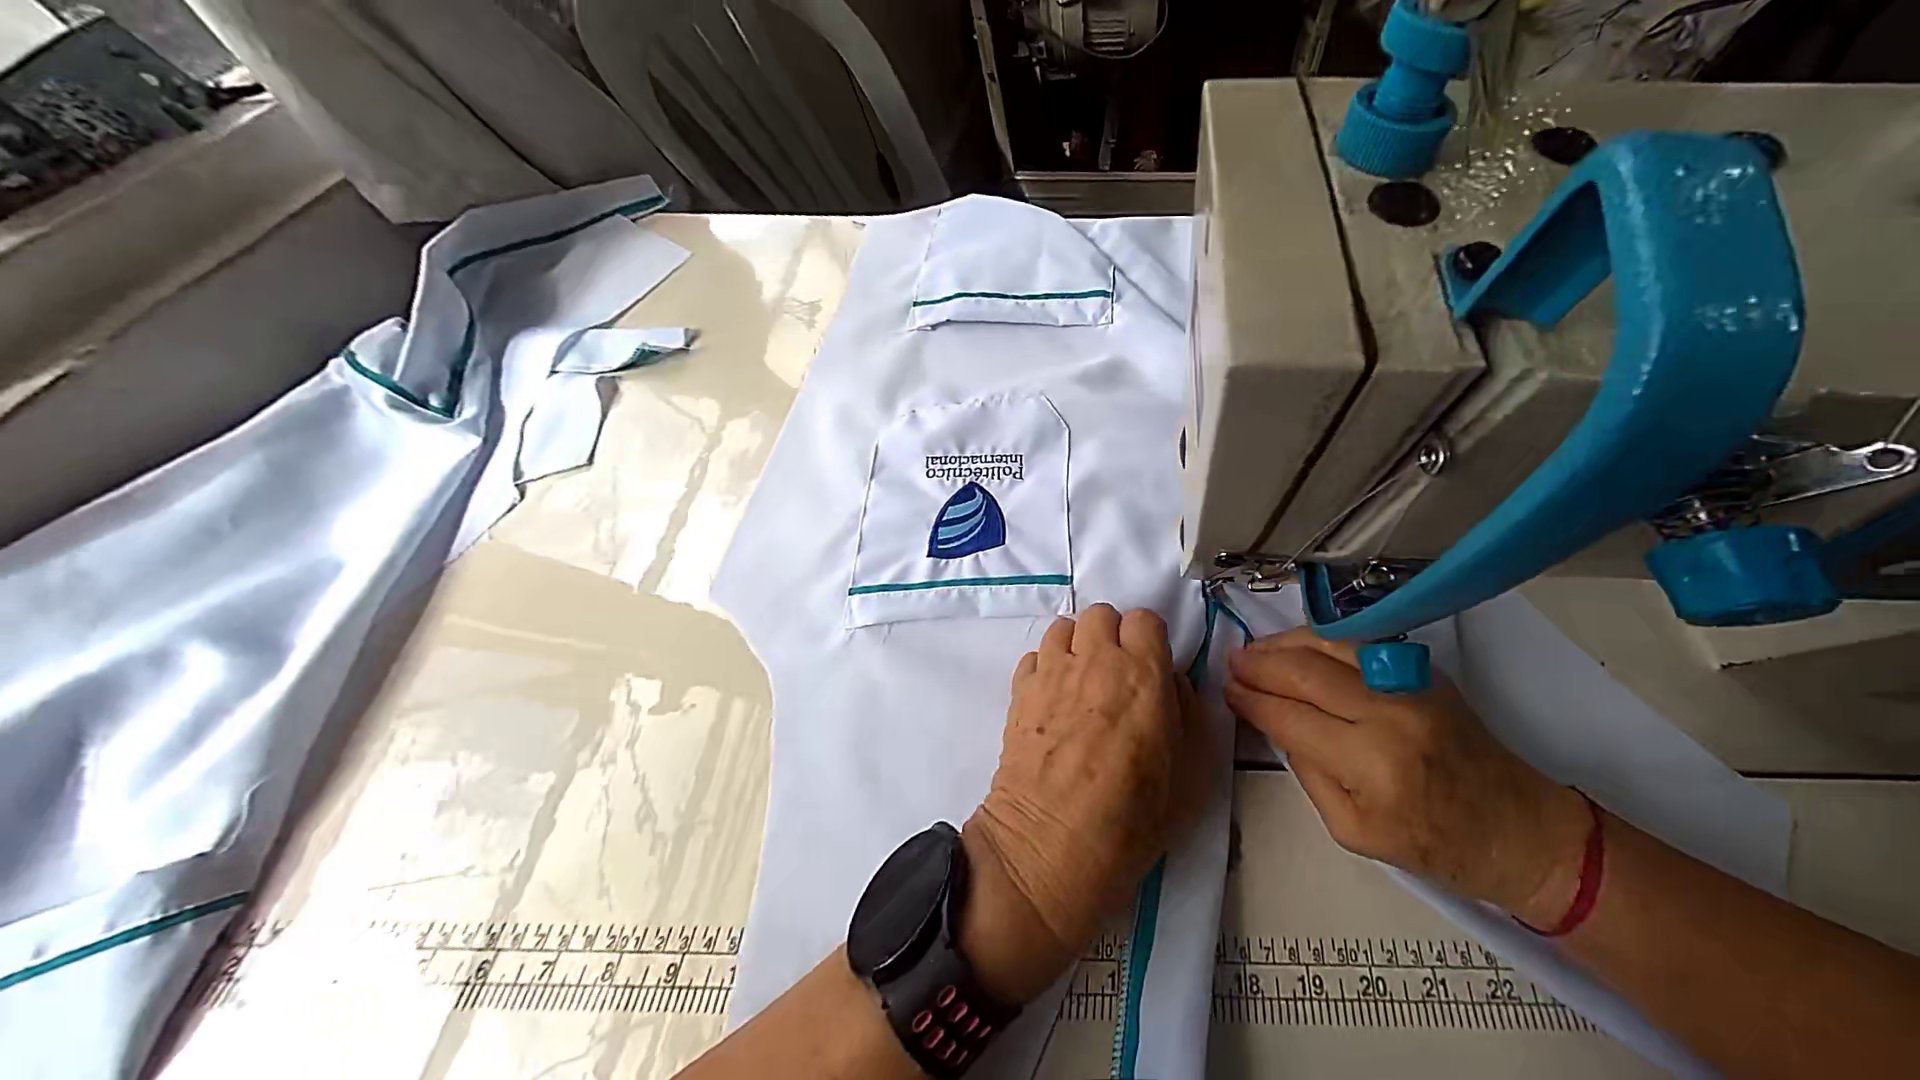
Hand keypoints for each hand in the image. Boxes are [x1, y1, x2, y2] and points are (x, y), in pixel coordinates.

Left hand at [961, 604, 1211, 1002]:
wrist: (1053, 844)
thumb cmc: (1133, 816)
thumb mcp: (1194, 772)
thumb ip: (1190, 710)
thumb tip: (1171, 680)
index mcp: (1142, 673)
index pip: (1145, 619)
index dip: (1150, 640)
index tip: (1151, 666)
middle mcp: (1093, 660)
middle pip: (1101, 614)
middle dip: (1113, 635)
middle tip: (1118, 672)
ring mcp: (1050, 672)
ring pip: (1063, 627)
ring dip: (1077, 645)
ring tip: (1083, 681)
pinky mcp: (1019, 691)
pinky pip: (1034, 656)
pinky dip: (1046, 667)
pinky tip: (1054, 699)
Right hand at [1223, 628, 1589, 926]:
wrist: (1521, 830)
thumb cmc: (1434, 844)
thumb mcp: (1352, 830)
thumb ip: (1307, 772)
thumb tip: (1275, 722)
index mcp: (1371, 764)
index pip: (1290, 717)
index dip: (1250, 700)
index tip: (1225, 690)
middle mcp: (1390, 715)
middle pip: (1304, 672)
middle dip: (1259, 665)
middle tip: (1230, 662)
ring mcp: (1410, 686)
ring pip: (1329, 646)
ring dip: (1283, 643)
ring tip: (1254, 650)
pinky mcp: (1424, 672)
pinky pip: (1358, 644)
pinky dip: (1318, 639)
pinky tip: (1294, 645)